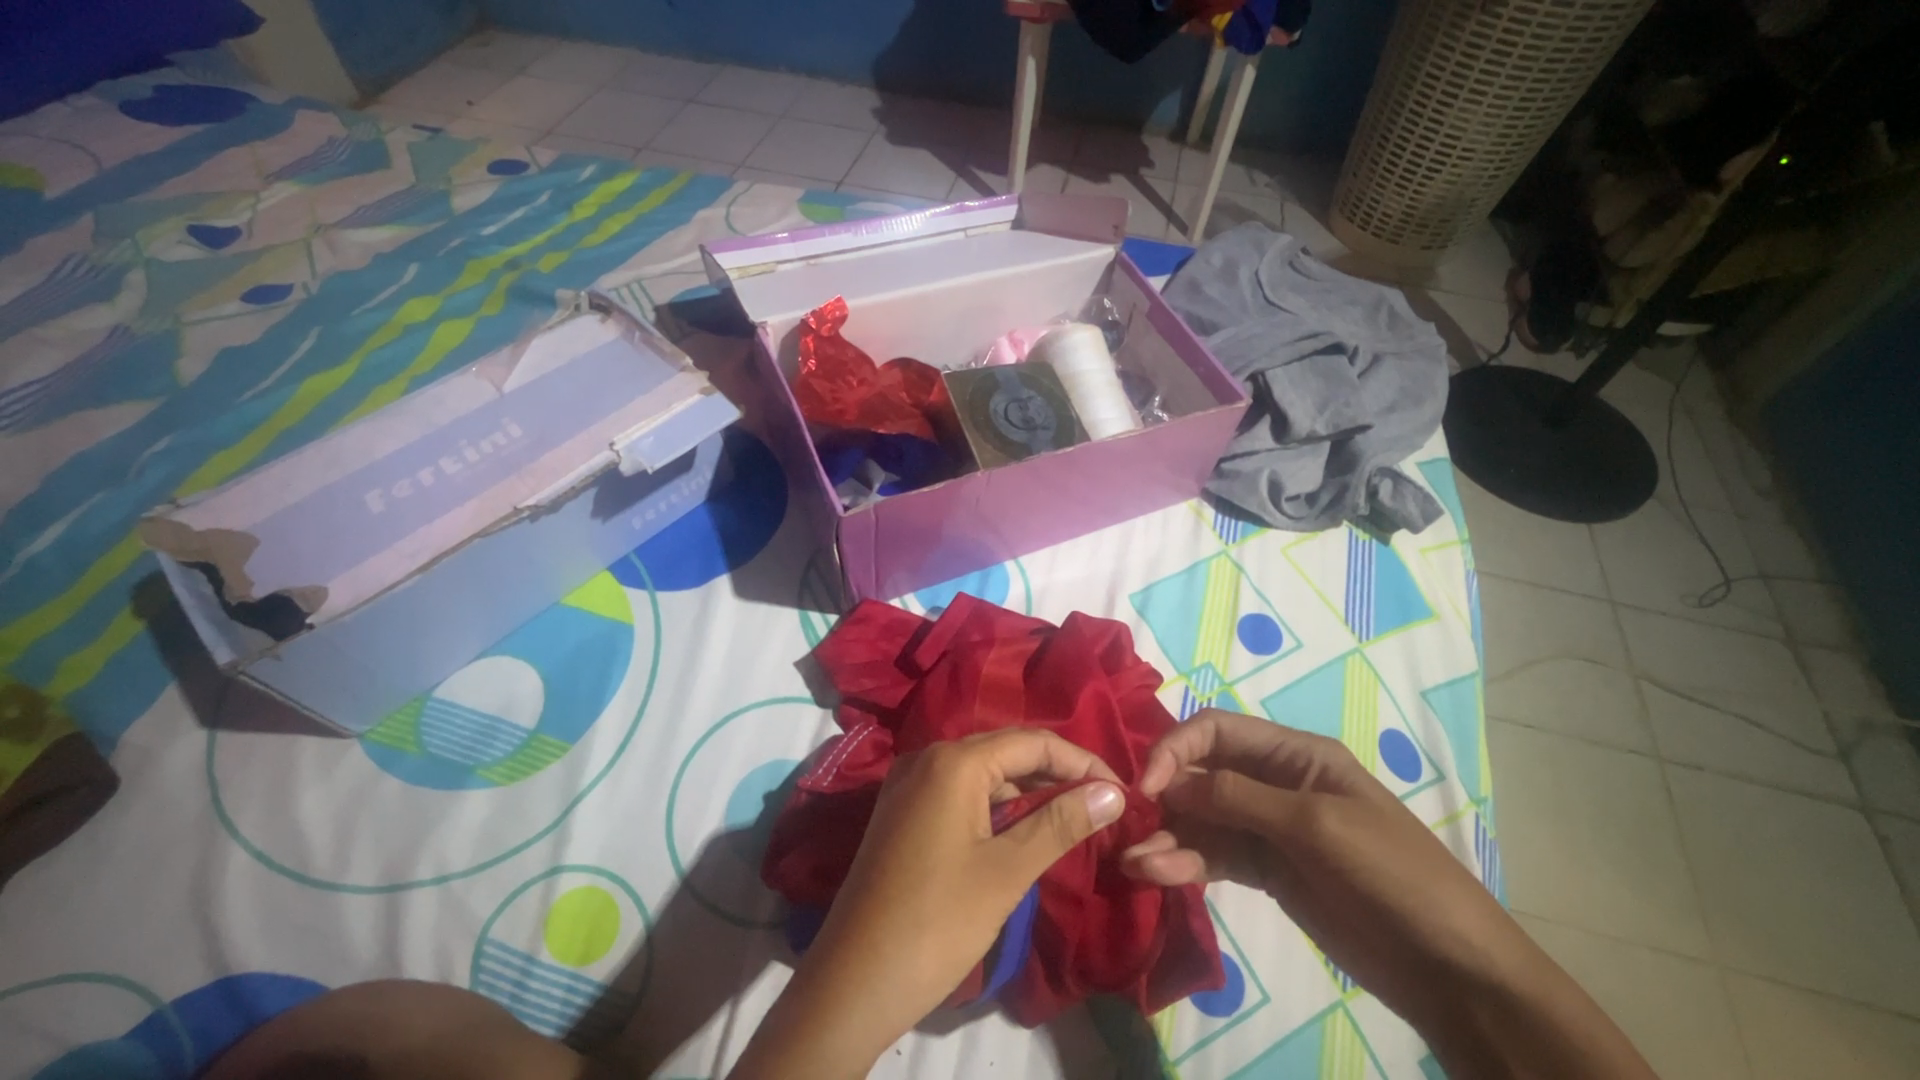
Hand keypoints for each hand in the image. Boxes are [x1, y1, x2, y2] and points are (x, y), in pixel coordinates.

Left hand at [730, 729, 1124, 1079]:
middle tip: (1103, 805)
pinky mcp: (902, 814)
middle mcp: (927, 759)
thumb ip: (1060, 823)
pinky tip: (1020, 832)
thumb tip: (1112, 791)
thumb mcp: (1007, 872)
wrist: (854, 981)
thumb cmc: (938, 922)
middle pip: (1007, 750)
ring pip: (983, 773)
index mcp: (953, 762)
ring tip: (1072, 820)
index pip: (1033, 741)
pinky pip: (960, 793)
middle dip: (1057, 773)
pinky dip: (996, 806)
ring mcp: (908, 786)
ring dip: (1027, 790)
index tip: (1123, 793)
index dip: (1082, 762)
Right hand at [1123, 710, 1654, 1078]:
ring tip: (1138, 866)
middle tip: (1131, 831)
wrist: (1448, 965)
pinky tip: (1160, 876)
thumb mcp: (1316, 825)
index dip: (1176, 749)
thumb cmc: (1391, 874)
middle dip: (1165, 799)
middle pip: (1202, 775)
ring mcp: (1270, 830)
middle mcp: (1277, 784)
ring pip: (1202, 821)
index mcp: (1297, 755)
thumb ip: (1239, 798)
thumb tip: (1169, 781)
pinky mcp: (1267, 873)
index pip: (1218, 732)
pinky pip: (1214, 857)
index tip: (1146, 786)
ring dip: (1168, 838)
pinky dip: (1185, 863)